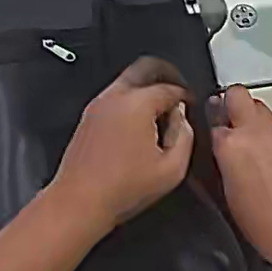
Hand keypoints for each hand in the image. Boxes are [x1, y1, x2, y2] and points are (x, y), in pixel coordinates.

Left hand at [46, 57, 194, 233]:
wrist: (80, 203)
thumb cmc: (120, 189)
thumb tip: (183, 120)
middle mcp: (116, 97)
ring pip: (129, 80)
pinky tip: (140, 126)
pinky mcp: (89, 117)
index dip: (186, 96)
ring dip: (147, 89)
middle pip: (146, 67)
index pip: (171, 87)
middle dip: (167, 76)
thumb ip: (186, 136)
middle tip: (178, 92)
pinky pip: (115, 96)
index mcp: (138, 103)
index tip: (191, 107)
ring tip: (160, 112)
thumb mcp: (172, 168)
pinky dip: (131, 101)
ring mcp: (98, 105)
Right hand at [211, 86, 271, 270]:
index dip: (207, 127)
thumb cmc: (267, 224)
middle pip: (237, 94)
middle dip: (228, 104)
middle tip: (222, 123)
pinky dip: (265, 133)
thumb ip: (218, 162)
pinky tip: (261, 156)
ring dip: (249, 117)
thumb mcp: (225, 195)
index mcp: (232, 143)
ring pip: (258, 107)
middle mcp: (257, 131)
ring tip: (242, 142)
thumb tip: (216, 147)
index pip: (211, 119)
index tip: (206, 135)